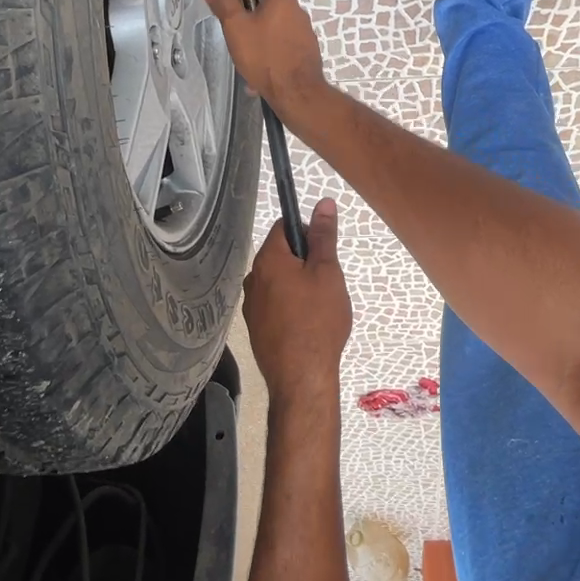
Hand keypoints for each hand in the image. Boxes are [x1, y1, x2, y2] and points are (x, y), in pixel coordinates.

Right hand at [202, 0, 327, 114]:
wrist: (296, 92)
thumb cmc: (264, 55)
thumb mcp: (236, 28)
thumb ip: (223, 4)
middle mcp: (298, 12)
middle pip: (273, 2)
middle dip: (252, 12)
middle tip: (236, 26)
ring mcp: (305, 33)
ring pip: (277, 27)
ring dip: (261, 35)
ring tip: (244, 53)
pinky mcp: (307, 53)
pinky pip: (284, 46)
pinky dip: (271, 53)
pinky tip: (258, 73)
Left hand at [242, 198, 350, 401]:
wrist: (301, 377)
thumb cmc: (318, 319)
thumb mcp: (328, 272)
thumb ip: (324, 236)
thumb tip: (324, 203)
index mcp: (268, 260)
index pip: (283, 227)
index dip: (306, 231)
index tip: (324, 250)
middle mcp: (253, 279)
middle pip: (280, 255)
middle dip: (303, 261)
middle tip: (326, 281)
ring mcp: (251, 306)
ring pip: (277, 282)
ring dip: (297, 285)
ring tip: (319, 305)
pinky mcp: (256, 328)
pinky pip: (274, 305)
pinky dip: (290, 306)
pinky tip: (307, 324)